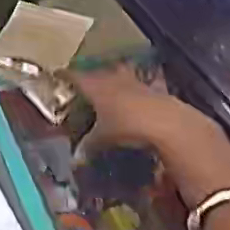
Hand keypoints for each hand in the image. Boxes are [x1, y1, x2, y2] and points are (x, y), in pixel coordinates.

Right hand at [73, 66, 229, 204]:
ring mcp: (140, 84)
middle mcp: (116, 80)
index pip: (76, 76)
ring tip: (113, 83)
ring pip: (125, 74)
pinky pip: (148, 86)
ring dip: (119, 76)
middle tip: (86, 80)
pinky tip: (144, 95)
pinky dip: (145, 89)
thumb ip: (88, 145)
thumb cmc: (127, 128)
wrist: (171, 126)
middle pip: (101, 71)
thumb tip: (76, 157)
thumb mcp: (102, 140)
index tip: (58, 74)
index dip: (66, 75)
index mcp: (97, 87)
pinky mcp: (160, 91)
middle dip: (94, 74)